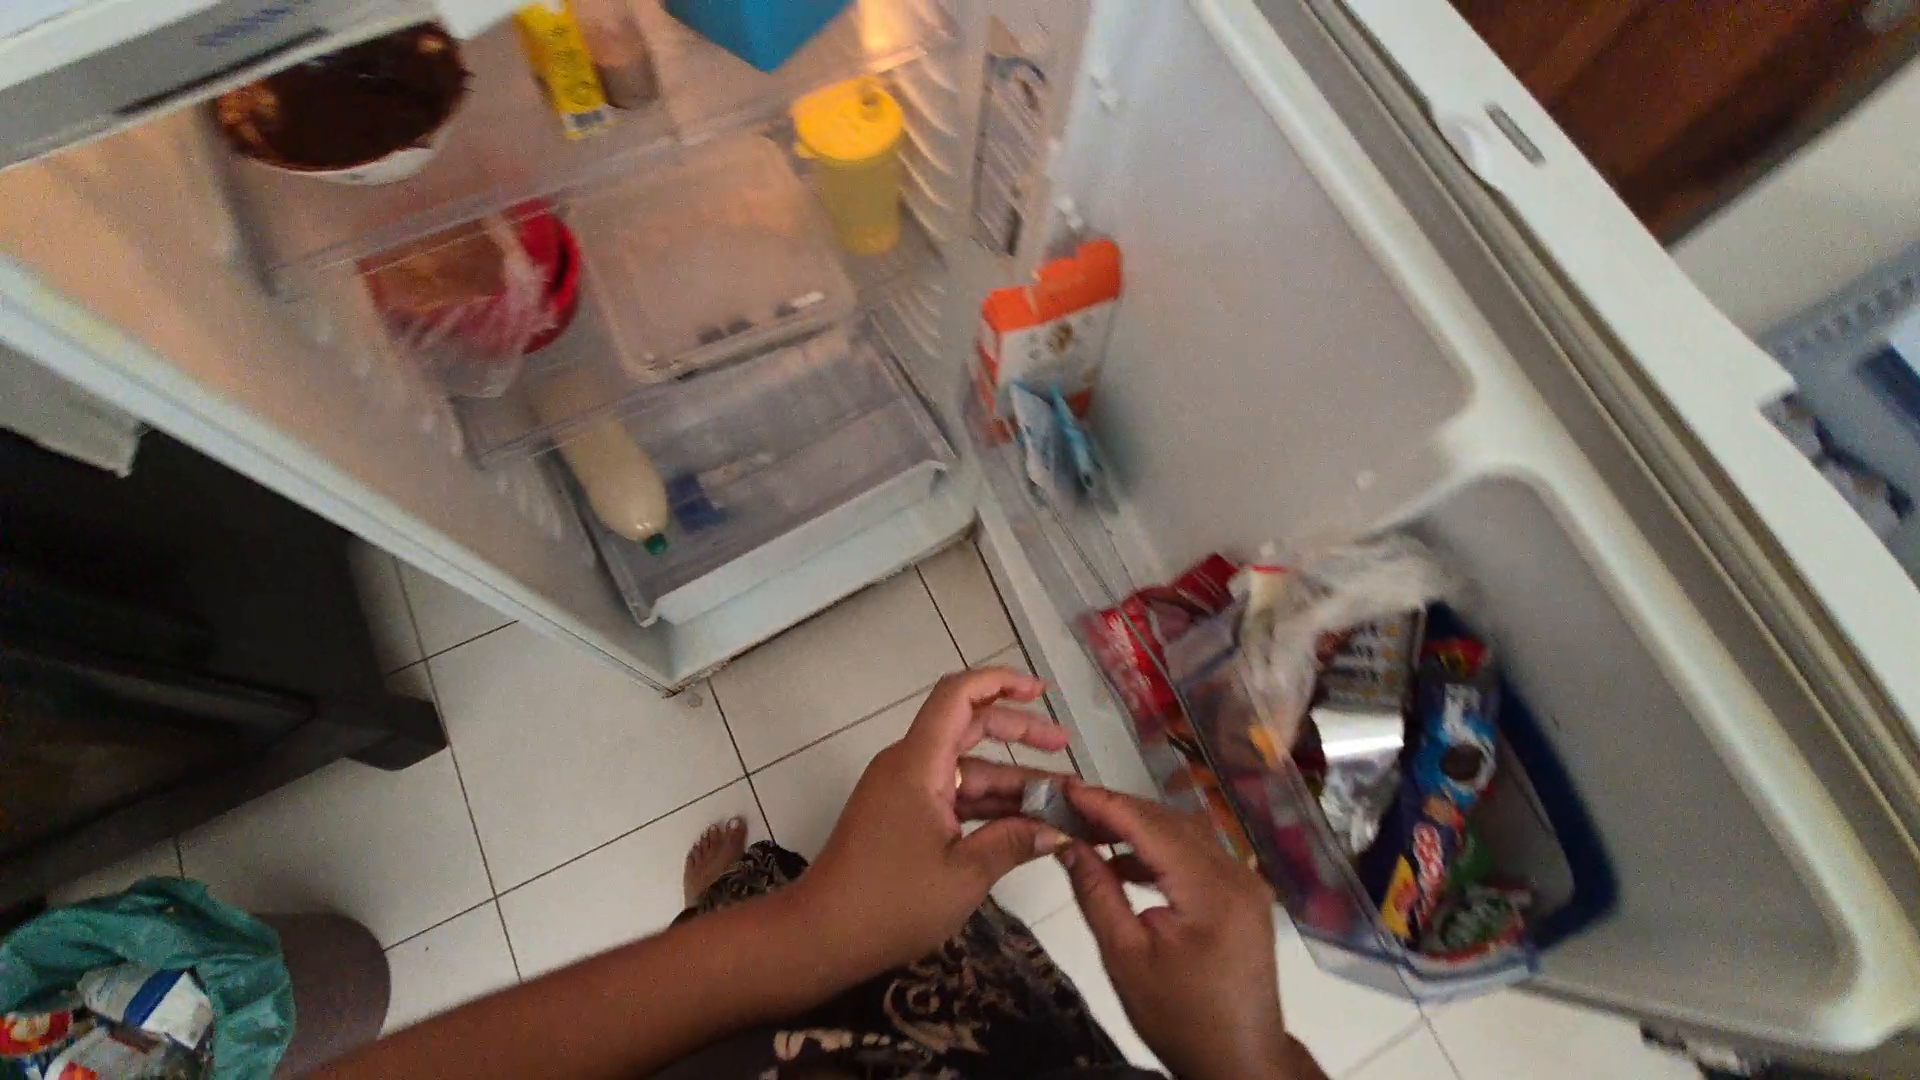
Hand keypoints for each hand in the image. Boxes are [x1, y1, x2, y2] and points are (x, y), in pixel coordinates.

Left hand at [794, 668, 1076, 976]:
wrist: (820, 937)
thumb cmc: (890, 903)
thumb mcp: (963, 875)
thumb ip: (1013, 842)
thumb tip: (1057, 830)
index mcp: (919, 762)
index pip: (958, 695)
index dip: (1000, 682)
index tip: (1040, 691)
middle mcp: (910, 764)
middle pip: (969, 726)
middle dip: (1019, 731)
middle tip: (1064, 745)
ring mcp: (905, 789)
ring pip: (966, 767)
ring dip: (1009, 779)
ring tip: (1060, 795)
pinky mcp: (903, 813)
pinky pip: (952, 794)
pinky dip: (987, 804)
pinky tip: (1024, 821)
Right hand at [1058, 784, 1322, 1079]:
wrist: (1239, 1064)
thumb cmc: (1180, 1018)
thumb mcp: (1125, 957)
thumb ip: (1096, 892)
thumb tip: (1067, 843)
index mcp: (1212, 890)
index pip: (1151, 827)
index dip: (1105, 803)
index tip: (1065, 787)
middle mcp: (1235, 873)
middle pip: (1168, 822)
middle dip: (1117, 809)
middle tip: (1070, 804)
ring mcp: (1243, 880)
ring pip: (1181, 832)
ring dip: (1136, 826)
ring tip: (1090, 828)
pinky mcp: (1240, 891)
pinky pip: (1193, 853)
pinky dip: (1157, 848)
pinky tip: (1123, 861)